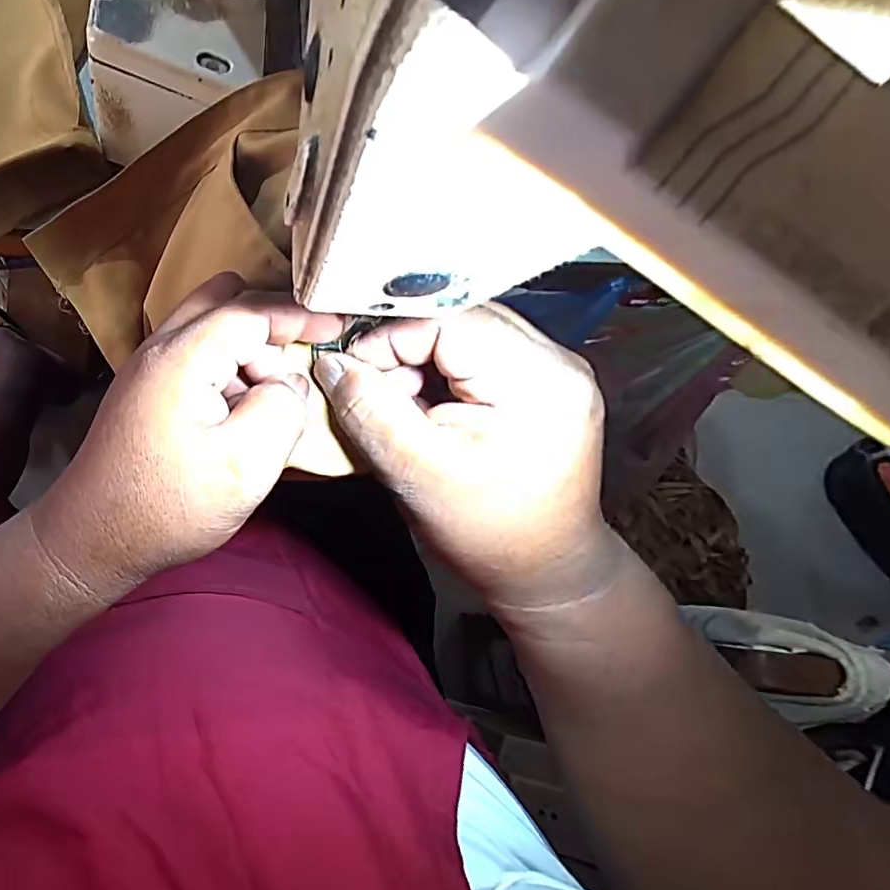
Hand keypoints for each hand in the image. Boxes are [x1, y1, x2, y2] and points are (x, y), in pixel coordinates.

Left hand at [29, 273, 343, 596]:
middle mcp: (158, 351)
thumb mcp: (244, 467)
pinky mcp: (146, 392)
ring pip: (210, 329)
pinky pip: (197, 358)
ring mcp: (148, 370)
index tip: (336, 325)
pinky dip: (228, 371)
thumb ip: (282, 410)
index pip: (250, 310)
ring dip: (248, 352)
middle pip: (224, 301)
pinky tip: (240, 415)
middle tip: (297, 368)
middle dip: (270, 325)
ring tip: (268, 407)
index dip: (298, 313)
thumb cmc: (163, 510)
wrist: (92, 540)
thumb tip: (289, 383)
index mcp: (181, 359)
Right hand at [314, 304, 614, 614]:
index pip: (445, 319)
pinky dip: (439, 375)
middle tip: (377, 396)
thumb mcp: (416, 473)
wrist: (543, 570)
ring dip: (419, 364)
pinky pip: (476, 355)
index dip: (388, 339)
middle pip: (454, 319)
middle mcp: (555, 363)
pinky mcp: (540, 383)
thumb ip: (369, 411)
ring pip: (461, 334)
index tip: (354, 373)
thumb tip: (334, 363)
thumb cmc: (492, 536)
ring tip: (408, 413)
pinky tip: (430, 412)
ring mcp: (551, 371)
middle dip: (402, 352)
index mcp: (537, 381)